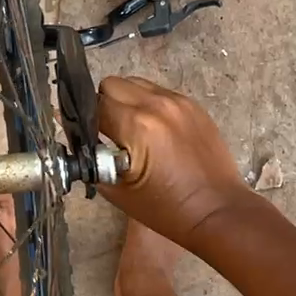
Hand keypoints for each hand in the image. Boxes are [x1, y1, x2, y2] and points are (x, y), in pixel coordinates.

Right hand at [96, 76, 255, 246]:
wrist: (218, 212)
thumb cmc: (166, 209)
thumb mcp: (117, 190)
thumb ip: (91, 159)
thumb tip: (77, 140)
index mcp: (136, 125)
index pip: (94, 105)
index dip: (83, 121)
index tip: (85, 136)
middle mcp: (157, 104)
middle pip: (111, 84)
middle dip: (103, 106)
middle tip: (108, 134)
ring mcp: (178, 102)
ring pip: (135, 83)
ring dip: (126, 101)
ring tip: (132, 131)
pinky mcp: (193, 105)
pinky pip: (158, 92)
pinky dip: (148, 105)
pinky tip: (154, 132)